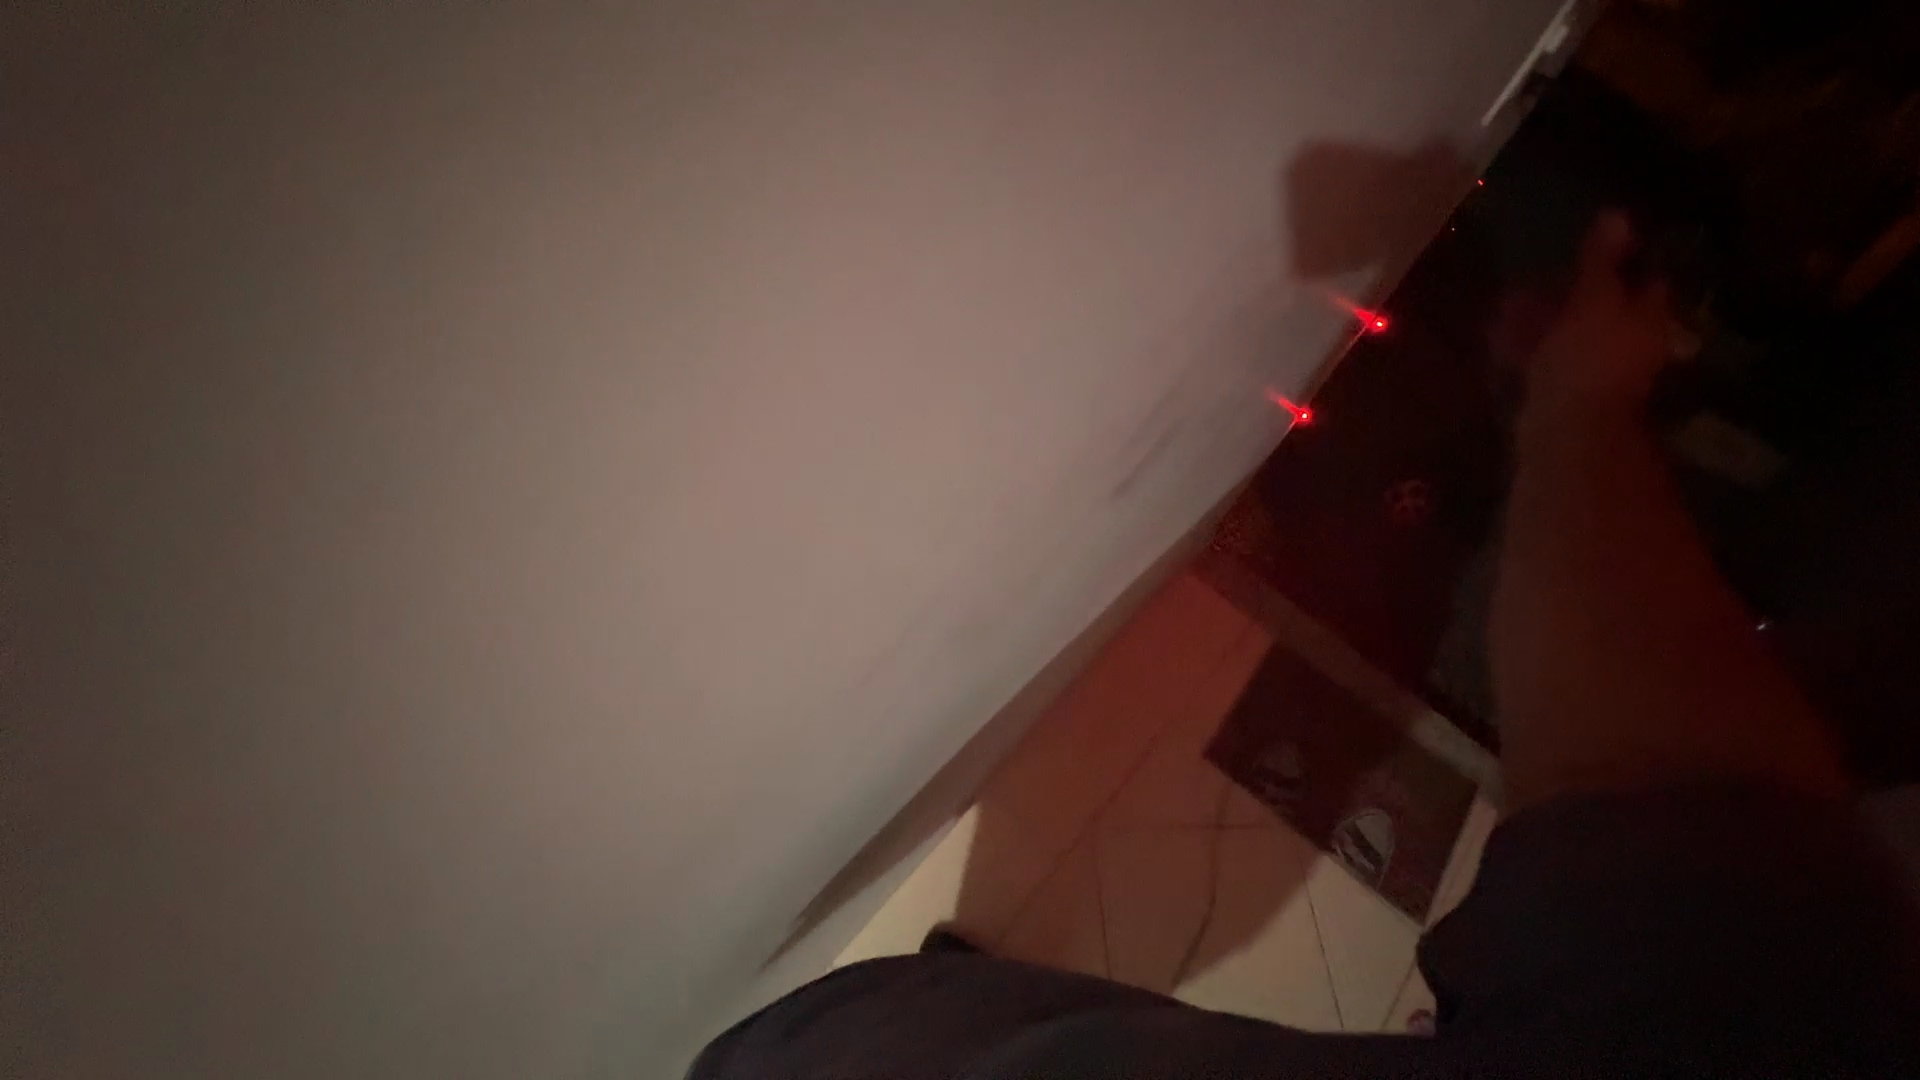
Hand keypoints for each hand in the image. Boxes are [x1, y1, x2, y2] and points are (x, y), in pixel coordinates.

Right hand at [1524, 211, 1676, 417]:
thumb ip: (1601, 262)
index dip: (1621, 258)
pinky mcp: (1559, 390)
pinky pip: (1542, 359)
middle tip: (1536, 274)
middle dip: (1568, 291)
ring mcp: (1592, 368)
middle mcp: (1626, 340)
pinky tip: (1498, 337)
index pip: (1642, 277)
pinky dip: (1523, 346)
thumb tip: (1616, 213)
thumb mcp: (1593, 301)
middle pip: (1600, 306)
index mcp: (1647, 316)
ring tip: (1506, 304)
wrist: (1563, 427)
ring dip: (1539, 319)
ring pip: (1566, 334)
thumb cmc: (1586, 359)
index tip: (1591, 243)